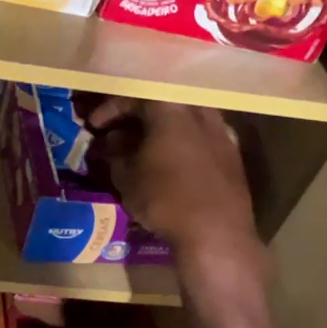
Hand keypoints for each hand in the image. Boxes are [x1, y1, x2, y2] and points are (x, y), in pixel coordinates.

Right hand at [88, 97, 257, 261]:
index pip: (134, 95)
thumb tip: (113, 141)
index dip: (109, 108)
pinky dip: (179, 143)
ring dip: (159, 130)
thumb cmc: (165, 198)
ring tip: (142, 149)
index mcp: (171, 107)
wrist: (217, 233)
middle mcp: (199, 110)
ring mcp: (221, 130)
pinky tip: (169, 163)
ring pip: (183, 120)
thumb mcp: (126, 176)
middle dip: (135, 118)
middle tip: (116, 134)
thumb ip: (115, 152)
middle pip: (162, 103)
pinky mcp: (233, 153)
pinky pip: (199, 137)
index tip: (94, 126)